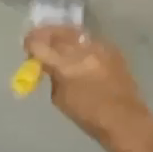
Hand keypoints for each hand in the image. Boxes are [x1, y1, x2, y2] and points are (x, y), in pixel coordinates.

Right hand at [23, 25, 152, 146]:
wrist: (125, 119)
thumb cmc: (88, 116)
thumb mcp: (59, 99)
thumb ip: (52, 76)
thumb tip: (48, 65)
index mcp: (66, 66)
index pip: (39, 44)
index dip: (30, 43)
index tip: (27, 46)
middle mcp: (82, 50)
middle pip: (57, 32)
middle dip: (45, 33)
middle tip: (39, 39)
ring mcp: (99, 47)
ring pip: (74, 32)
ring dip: (63, 35)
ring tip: (57, 42)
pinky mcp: (112, 49)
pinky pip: (89, 40)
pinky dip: (80, 42)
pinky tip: (78, 50)